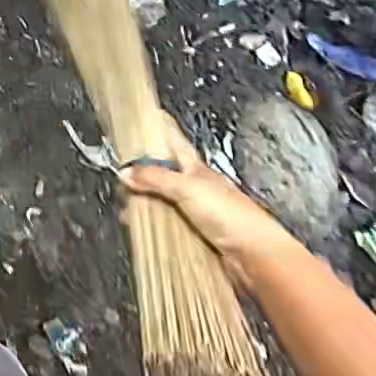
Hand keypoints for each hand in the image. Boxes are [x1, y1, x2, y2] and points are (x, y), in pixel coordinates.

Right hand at [119, 116, 301, 292]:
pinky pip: (169, 226)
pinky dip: (154, 226)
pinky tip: (142, 229)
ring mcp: (196, 211)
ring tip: (124, 207)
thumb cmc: (229, 214)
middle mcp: (195, 186)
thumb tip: (125, 172)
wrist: (256, 256)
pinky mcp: (197, 236)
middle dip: (142, 173)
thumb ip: (155, 179)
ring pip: (164, 201)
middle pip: (163, 173)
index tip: (141, 119)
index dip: (158, 129)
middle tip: (119, 176)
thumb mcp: (186, 188)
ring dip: (146, 203)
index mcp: (194, 167)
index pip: (172, 141)